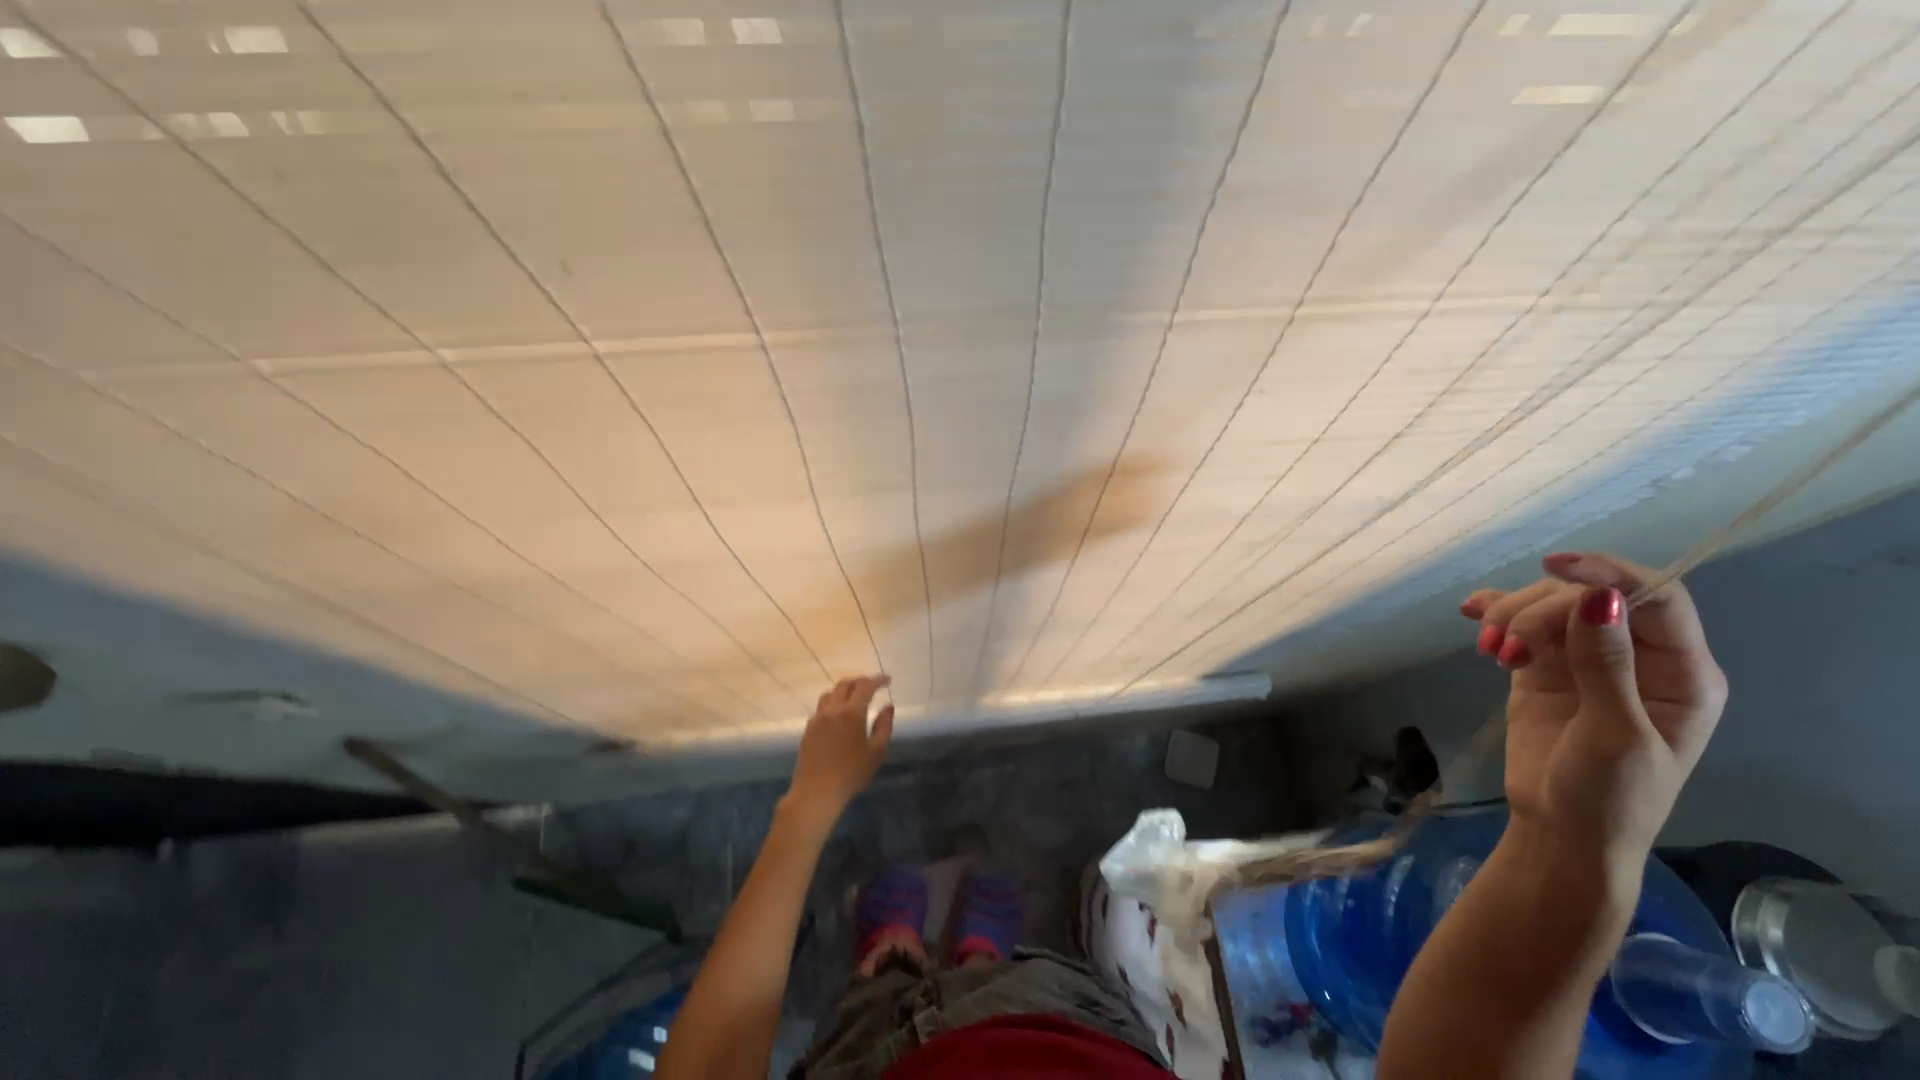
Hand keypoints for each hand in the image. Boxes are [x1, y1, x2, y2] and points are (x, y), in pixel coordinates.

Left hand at [785, 675, 895, 821]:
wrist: (816, 791)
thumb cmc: (851, 773)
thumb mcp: (876, 752)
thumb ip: (884, 726)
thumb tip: (888, 707)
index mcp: (851, 713)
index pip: (865, 686)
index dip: (877, 680)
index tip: (888, 680)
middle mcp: (832, 710)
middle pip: (844, 685)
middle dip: (860, 681)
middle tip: (872, 686)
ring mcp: (817, 719)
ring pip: (829, 694)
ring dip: (843, 690)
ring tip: (853, 697)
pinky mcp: (808, 730)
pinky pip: (821, 708)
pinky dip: (832, 704)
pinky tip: (837, 716)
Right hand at [1461, 553, 1727, 867]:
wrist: (1560, 835)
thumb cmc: (1608, 799)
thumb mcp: (1615, 737)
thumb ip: (1607, 665)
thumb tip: (1596, 596)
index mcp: (1681, 674)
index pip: (1657, 598)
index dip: (1610, 573)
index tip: (1554, 566)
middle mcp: (1639, 657)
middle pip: (1592, 597)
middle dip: (1542, 609)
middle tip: (1507, 647)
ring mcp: (1589, 660)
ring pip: (1552, 606)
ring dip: (1513, 617)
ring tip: (1492, 652)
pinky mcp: (1546, 668)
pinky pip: (1522, 625)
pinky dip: (1495, 613)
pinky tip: (1472, 613)